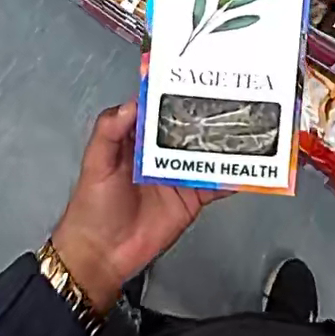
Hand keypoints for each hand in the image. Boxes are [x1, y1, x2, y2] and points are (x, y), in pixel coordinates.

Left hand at [49, 101, 222, 306]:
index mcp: (138, 137)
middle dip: (206, 116)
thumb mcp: (96, 161)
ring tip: (242, 131)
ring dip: (222, 144)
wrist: (102, 254)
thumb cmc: (92, 206)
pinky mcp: (190, 198)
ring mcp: (177, 174)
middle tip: (228, 102)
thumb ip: (109, 130)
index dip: (172, 95)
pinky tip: (242, 170)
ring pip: (205, 153)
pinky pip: (214, 185)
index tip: (190, 81)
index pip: (158, 110)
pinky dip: (229, 178)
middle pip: (188, 129)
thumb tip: (131, 105)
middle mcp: (160, 152)